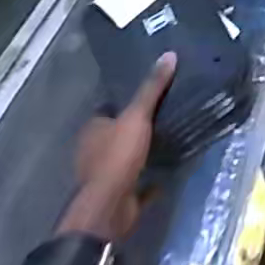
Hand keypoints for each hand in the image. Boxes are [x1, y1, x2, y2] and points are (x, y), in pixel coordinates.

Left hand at [60, 52, 175, 241]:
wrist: (109, 210)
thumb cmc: (117, 156)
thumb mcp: (137, 116)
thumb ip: (152, 88)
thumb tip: (169, 54)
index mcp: (93, 129)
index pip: (109, 107)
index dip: (126, 99)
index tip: (150, 90)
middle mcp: (94, 150)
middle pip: (117, 132)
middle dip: (136, 125)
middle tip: (166, 110)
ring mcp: (105, 175)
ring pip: (126, 156)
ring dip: (143, 150)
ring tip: (171, 134)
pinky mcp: (119, 195)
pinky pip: (138, 181)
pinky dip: (151, 177)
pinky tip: (170, 167)